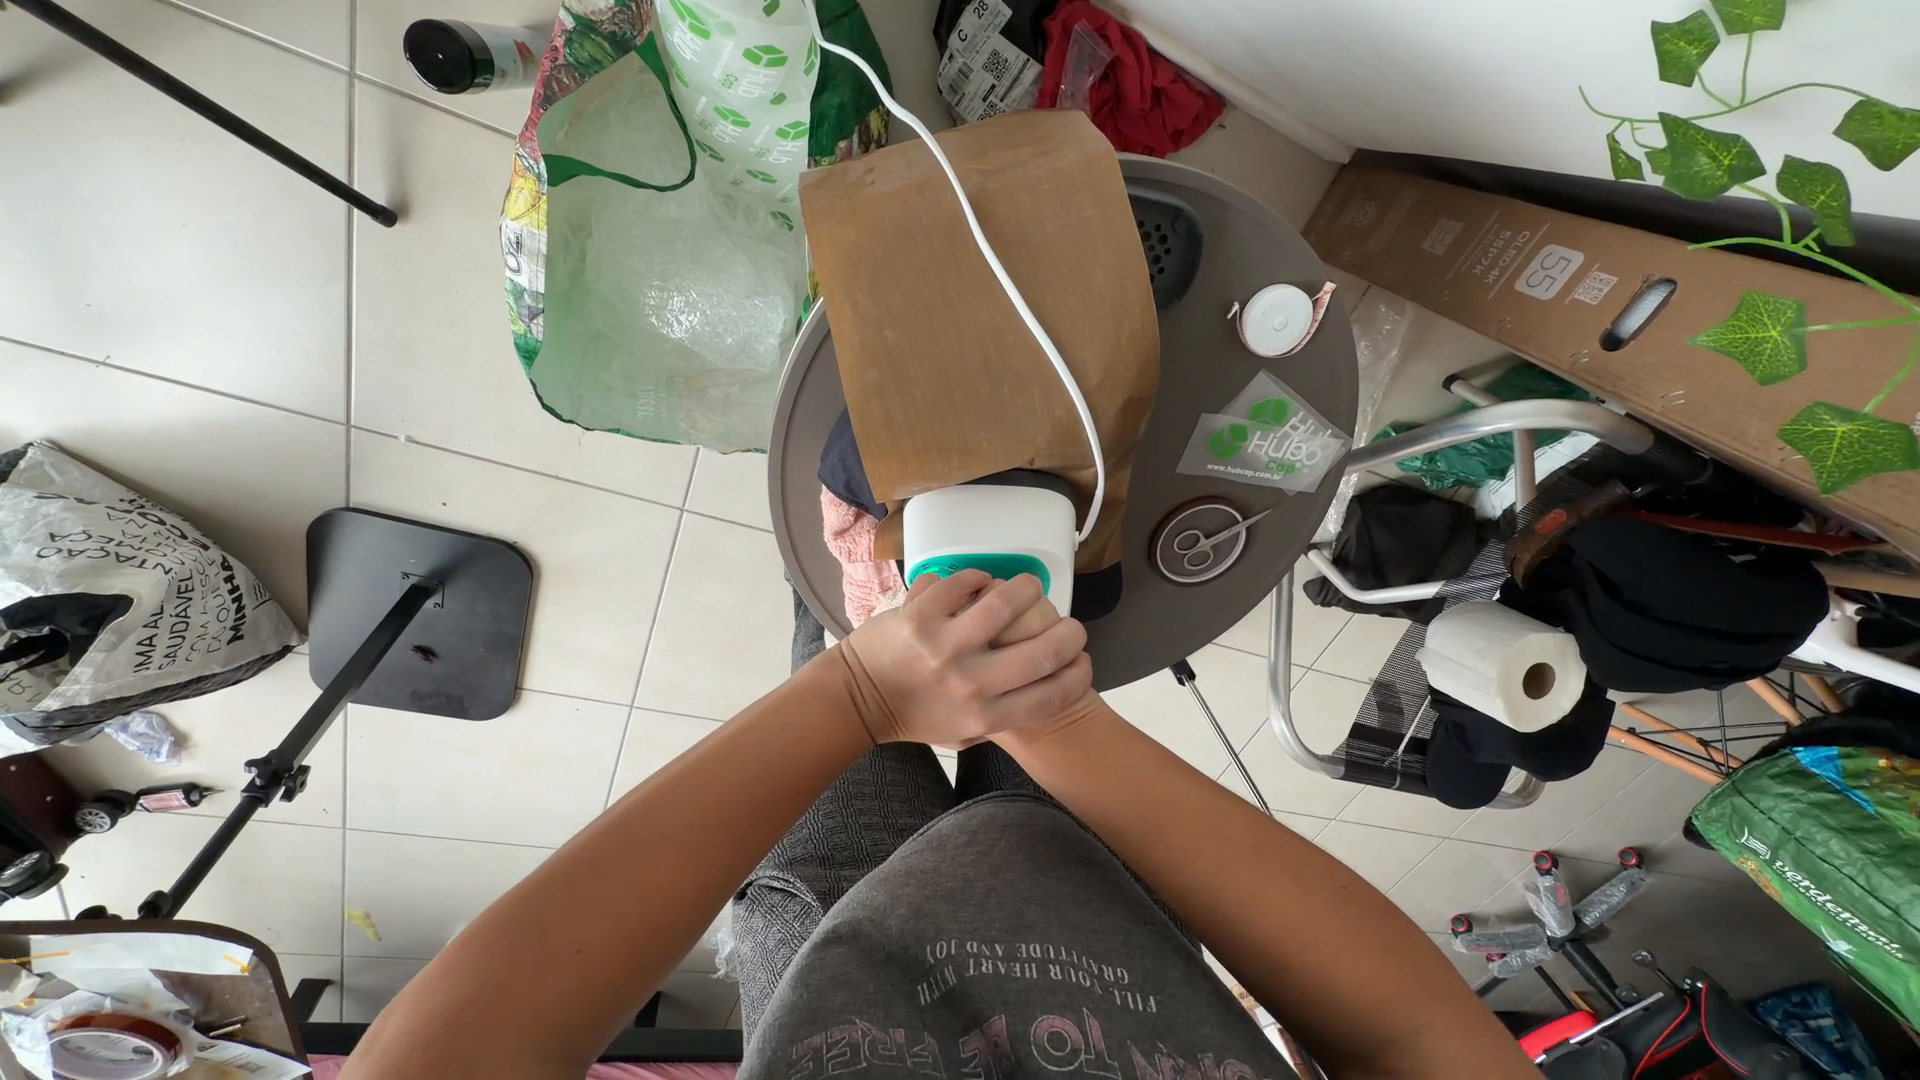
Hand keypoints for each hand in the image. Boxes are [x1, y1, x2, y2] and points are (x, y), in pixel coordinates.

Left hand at [832, 570, 1090, 746]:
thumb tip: (1048, 683)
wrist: (857, 698)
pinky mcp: (920, 614)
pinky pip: (966, 581)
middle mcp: (969, 683)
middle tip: (1068, 624)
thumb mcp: (964, 734)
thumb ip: (1003, 714)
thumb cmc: (914, 716)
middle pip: (1045, 649)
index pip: (1052, 696)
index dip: (1079, 674)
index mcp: (983, 716)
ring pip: (1008, 601)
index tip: (1082, 660)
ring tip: (1030, 588)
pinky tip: (981, 583)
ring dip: (1028, 588)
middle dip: (1070, 632)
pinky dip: (979, 577)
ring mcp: (944, 645)